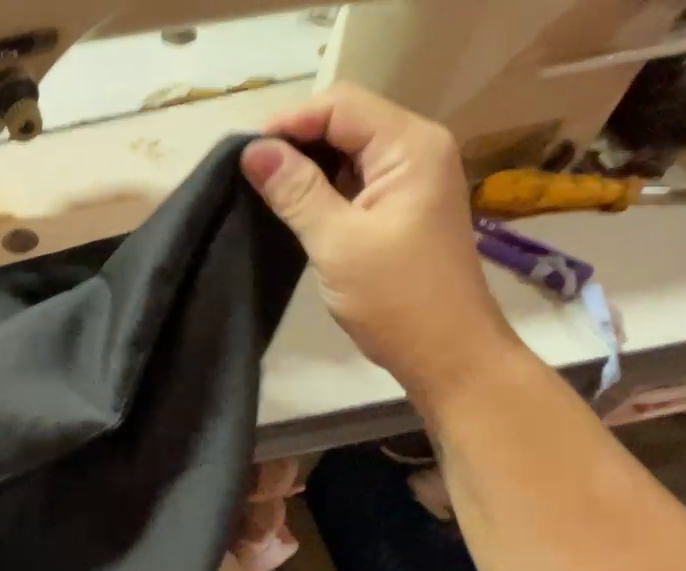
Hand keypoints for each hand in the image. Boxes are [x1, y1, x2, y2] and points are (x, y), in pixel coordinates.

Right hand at [240, 83, 525, 404]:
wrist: (443, 349)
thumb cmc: (395, 297)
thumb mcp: (337, 242)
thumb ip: (296, 192)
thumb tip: (252, 152)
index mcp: (411, 147)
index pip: (341, 105)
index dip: (289, 122)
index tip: (242, 157)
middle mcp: (416, 149)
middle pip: (345, 120)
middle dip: (294, 140)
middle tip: (246, 174)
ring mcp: (409, 177)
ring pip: (346, 149)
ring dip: (303, 164)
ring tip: (260, 189)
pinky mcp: (398, 204)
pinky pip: (352, 177)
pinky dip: (319, 185)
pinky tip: (290, 206)